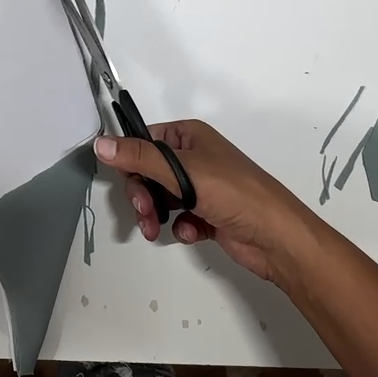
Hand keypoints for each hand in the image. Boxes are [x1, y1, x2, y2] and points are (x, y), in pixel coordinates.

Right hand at [95, 119, 314, 284]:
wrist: (278, 239)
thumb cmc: (233, 193)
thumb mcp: (182, 171)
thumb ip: (139, 157)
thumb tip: (99, 143)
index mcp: (189, 137)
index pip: (145, 142)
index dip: (130, 162)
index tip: (126, 183)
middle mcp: (194, 158)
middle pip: (149, 172)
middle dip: (142, 194)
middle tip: (144, 213)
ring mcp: (202, 187)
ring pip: (161, 197)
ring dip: (154, 213)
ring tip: (156, 230)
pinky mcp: (208, 215)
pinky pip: (179, 217)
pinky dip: (179, 226)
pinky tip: (190, 233)